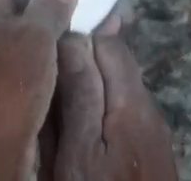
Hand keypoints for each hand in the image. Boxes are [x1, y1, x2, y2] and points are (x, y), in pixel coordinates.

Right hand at [46, 20, 176, 180]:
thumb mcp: (79, 152)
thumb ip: (80, 91)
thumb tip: (73, 34)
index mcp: (133, 103)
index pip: (108, 42)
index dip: (77, 36)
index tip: (44, 41)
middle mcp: (147, 111)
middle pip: (110, 66)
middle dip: (77, 65)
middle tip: (41, 76)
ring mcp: (149, 135)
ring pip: (109, 93)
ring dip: (82, 92)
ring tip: (50, 103)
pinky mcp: (144, 155)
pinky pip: (113, 119)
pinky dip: (92, 118)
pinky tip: (69, 133)